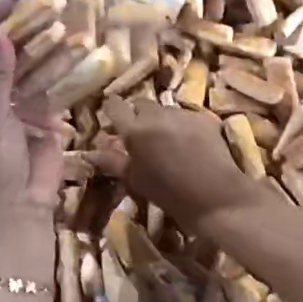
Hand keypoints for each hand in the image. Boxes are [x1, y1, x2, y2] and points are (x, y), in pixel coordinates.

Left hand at [0, 0, 64, 230]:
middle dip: (27, 28)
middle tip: (50, 5)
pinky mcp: (50, 116)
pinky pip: (59, 87)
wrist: (17, 211)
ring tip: (70, 21)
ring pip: (37, 66)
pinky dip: (69, 70)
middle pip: (12, 51)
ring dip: (51, 46)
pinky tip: (84, 52)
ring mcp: (25, 104)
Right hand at [95, 99, 264, 237]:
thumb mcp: (136, 179)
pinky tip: (186, 142)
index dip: (112, 109)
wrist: (215, 197)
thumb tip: (87, 152)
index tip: (112, 119)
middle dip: (137, 115)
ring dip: (159, 119)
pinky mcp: (203, 117)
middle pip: (141, 104)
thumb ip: (112, 161)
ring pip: (164, 109)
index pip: (115, 106)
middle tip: (138, 135)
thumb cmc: (169, 194)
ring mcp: (182, 114)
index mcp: (135, 130)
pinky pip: (185, 115)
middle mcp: (157, 115)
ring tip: (164, 140)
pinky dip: (180, 124)